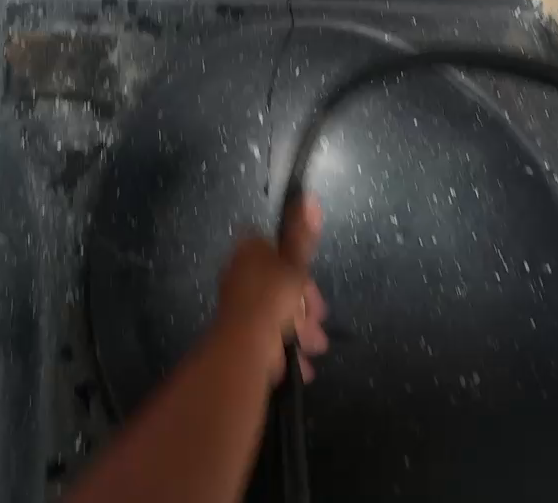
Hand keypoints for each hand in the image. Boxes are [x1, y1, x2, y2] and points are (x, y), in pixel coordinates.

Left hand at [211, 195, 328, 382]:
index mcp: (249, 251)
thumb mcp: (294, 263)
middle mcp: (241, 274)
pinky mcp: (243, 333)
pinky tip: (302, 361)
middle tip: (317, 319)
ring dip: (303, 330)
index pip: (277, 249)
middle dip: (306, 305)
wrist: (246, 347)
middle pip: (281, 283)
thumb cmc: (272, 298)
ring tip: (313, 345)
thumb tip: (309, 196)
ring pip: (280, 312)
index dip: (299, 266)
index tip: (312, 283)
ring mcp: (240, 305)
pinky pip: (272, 336)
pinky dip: (289, 348)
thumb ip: (303, 234)